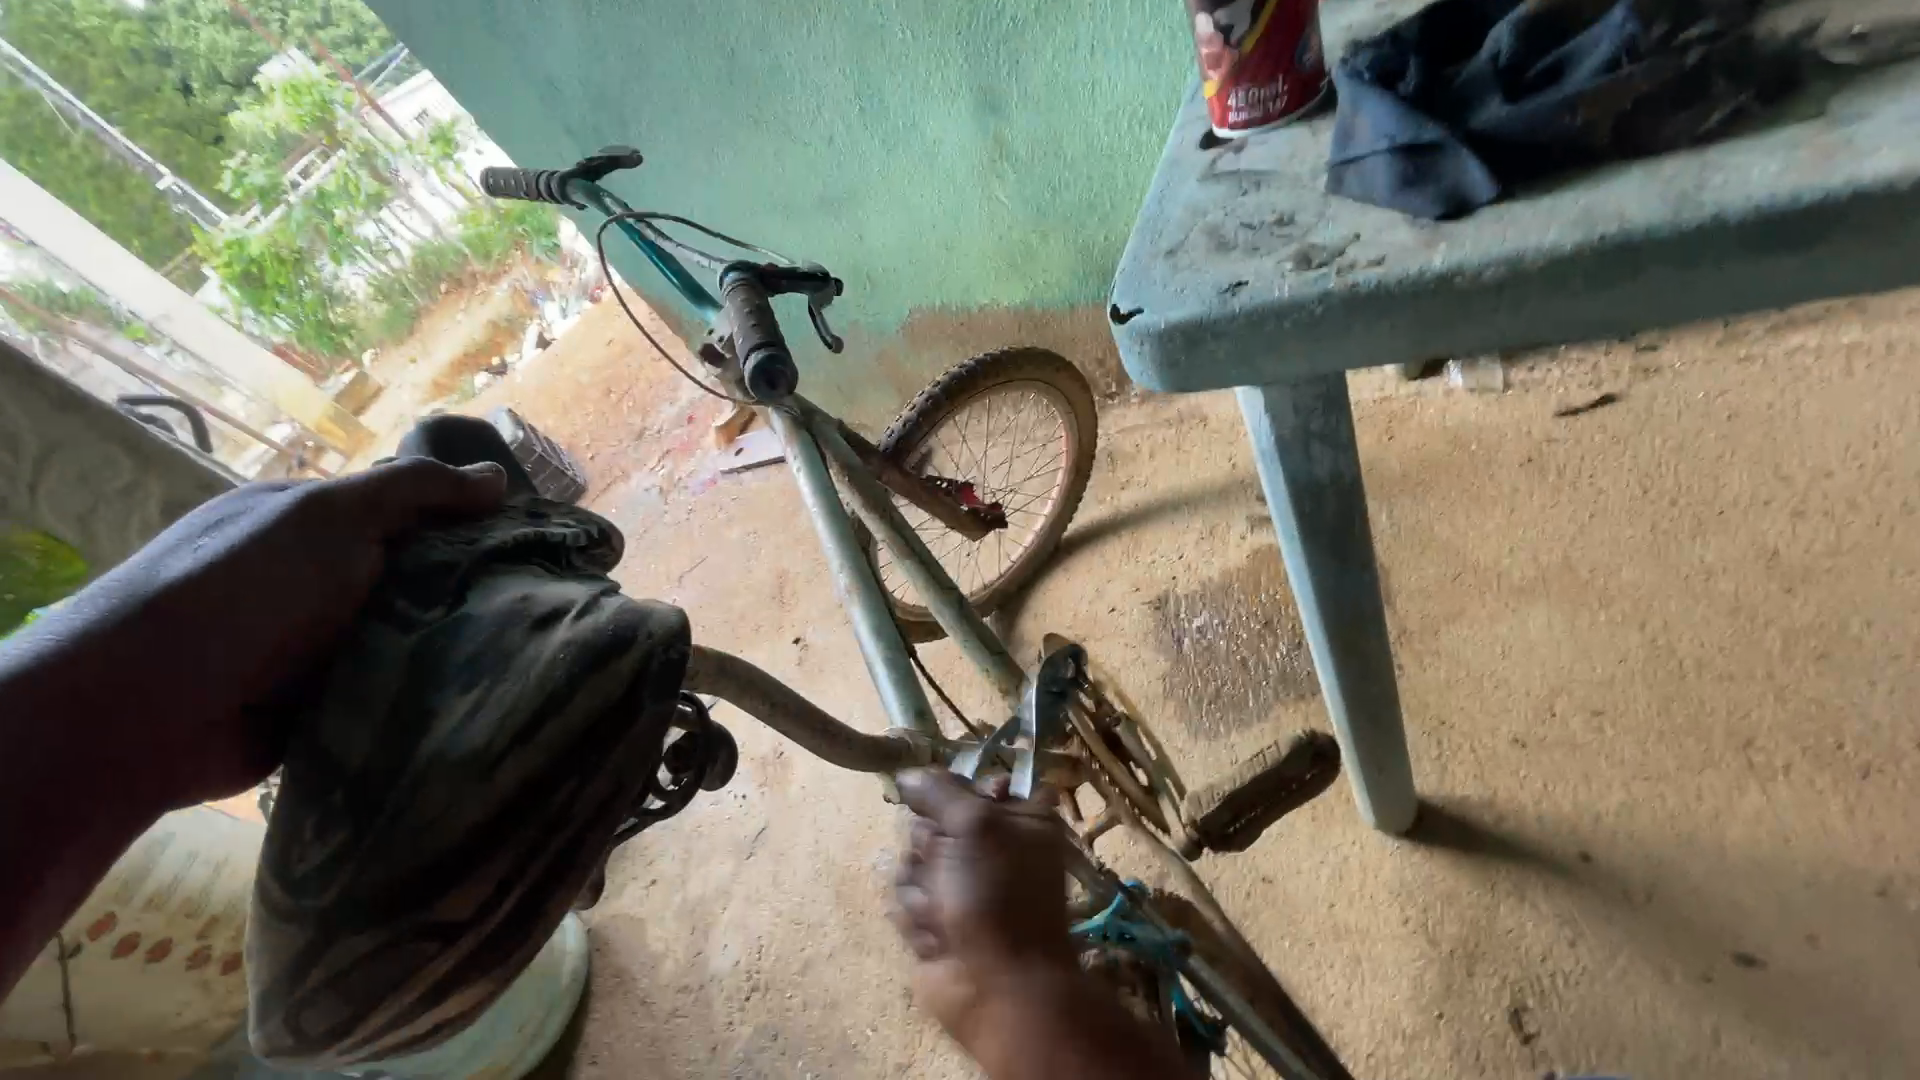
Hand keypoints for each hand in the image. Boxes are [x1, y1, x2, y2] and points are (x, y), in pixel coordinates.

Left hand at [1, 458, 505, 811]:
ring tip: (529, 640)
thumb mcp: (330, 516)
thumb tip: (498, 477)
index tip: (531, 539)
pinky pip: (398, 680)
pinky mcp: (331, 698)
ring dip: (454, 636)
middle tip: (540, 594)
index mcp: (314, 525)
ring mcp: (323, 641)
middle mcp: (321, 578)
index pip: (412, 512)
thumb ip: (415, 490)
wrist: (149, 712)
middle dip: (471, 583)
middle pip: (420, 573)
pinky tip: (485, 680)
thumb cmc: (244, 591)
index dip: (470, 520)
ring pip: (414, 630)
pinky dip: (429, 681)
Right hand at [891, 768, 1077, 1053]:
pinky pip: (904, 896)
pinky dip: (917, 916)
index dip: (960, 793)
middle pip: (931, 818)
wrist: (1000, 989)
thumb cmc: (1000, 897)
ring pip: (911, 858)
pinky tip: (936, 936)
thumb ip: (940, 790)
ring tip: (944, 913)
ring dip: (922, 885)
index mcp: (1017, 819)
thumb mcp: (976, 826)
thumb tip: (907, 774)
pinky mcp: (933, 916)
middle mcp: (988, 846)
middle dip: (930, 844)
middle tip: (948, 867)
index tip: (958, 806)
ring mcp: (958, 883)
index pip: (977, 783)